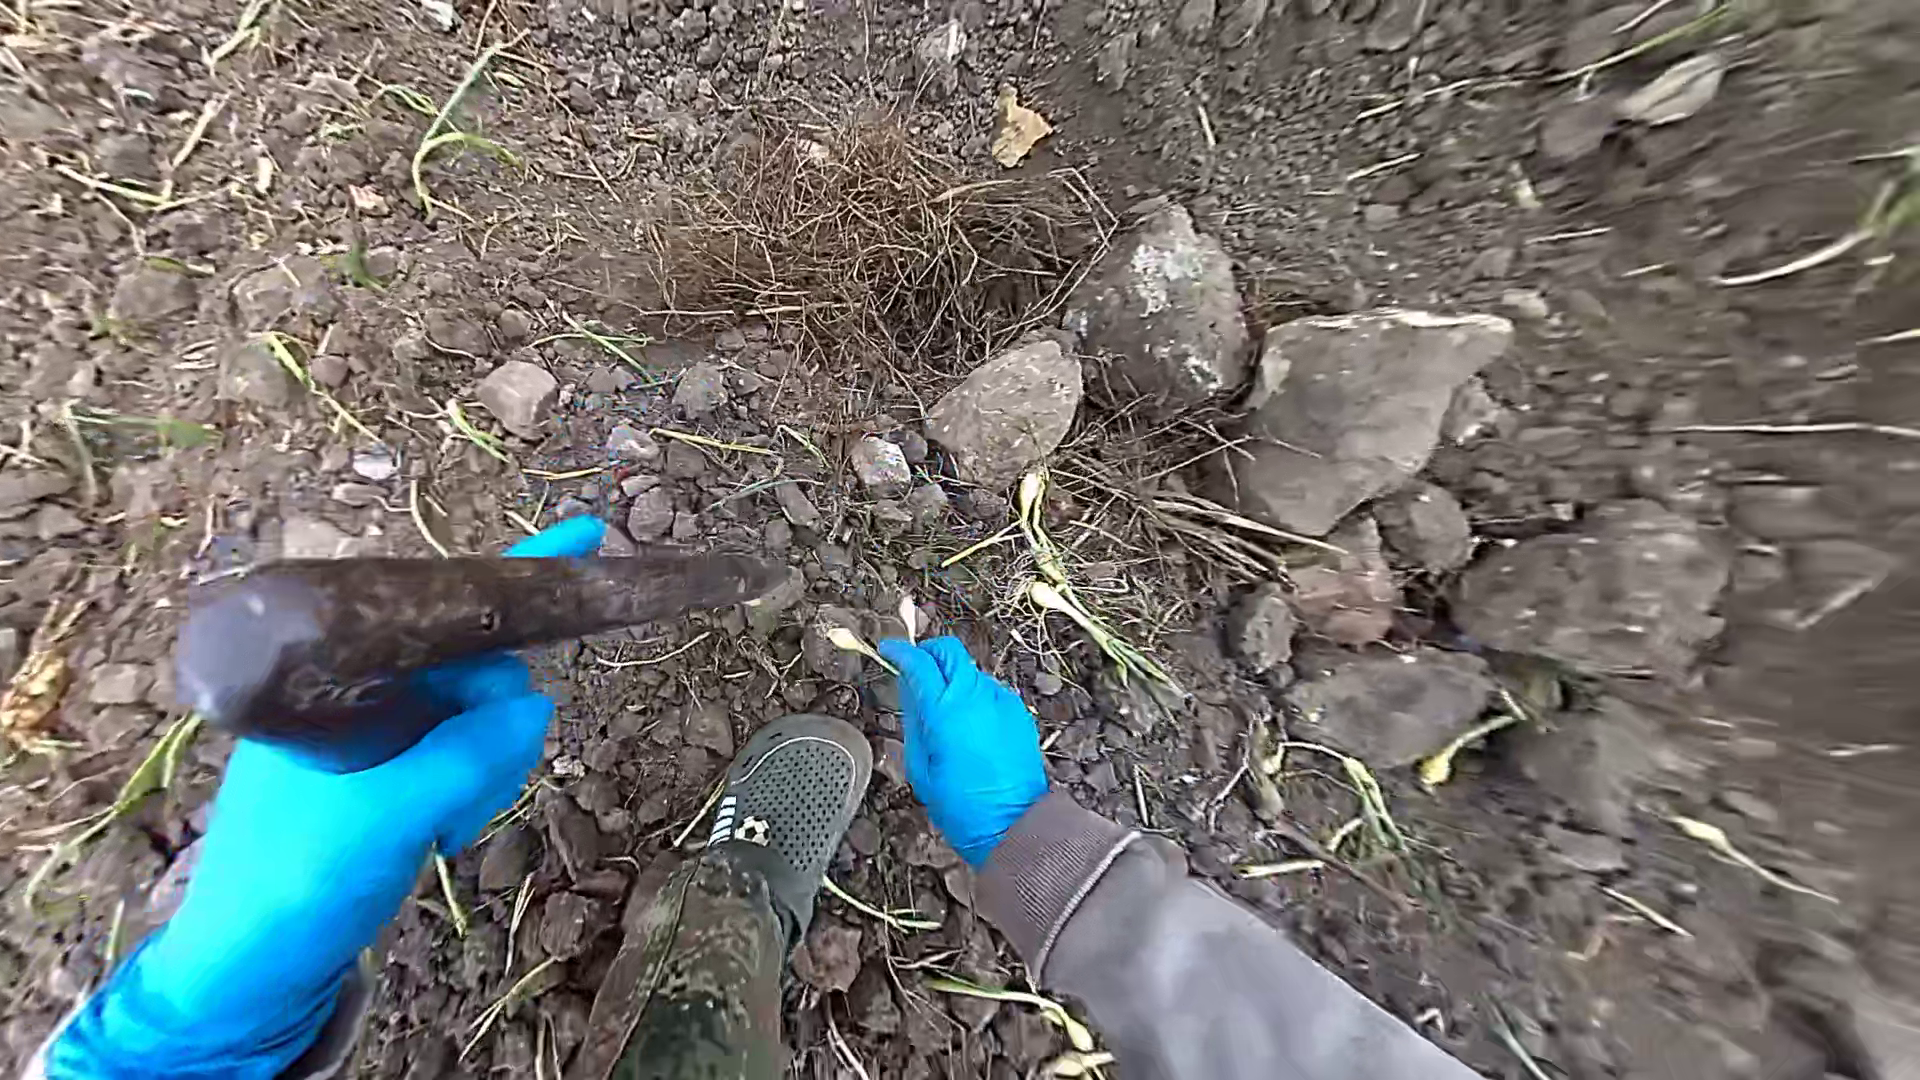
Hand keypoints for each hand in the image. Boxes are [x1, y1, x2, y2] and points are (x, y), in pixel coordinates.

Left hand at [50, 515, 606, 1076]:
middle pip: (492, 665)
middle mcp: (385, 688)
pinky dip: (493, 777)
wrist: (261, 963)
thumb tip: (536, 703)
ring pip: (501, 711)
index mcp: (349, 677)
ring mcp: (408, 724)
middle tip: (479, 779)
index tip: (588, 535)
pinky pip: (493, 744)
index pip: (445, 607)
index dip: (520, 570)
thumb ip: (466, 755)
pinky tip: (459, 816)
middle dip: (503, 718)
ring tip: (454, 814)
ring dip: (498, 759)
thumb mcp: (382, 817)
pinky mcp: (426, 757)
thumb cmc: (297, 878)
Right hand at [877, 637, 1048, 866]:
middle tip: (916, 668)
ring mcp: (1000, 700)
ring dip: (953, 679)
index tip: (890, 650)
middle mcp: (976, 696)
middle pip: (949, 650)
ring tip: (944, 711)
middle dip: (929, 653)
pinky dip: (974, 697)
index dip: (901, 651)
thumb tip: (909, 688)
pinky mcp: (1017, 711)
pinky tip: (969, 726)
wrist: (1014, 824)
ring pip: (969, 670)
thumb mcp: (921, 767)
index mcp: (946, 710)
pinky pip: (988, 691)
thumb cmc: (965, 806)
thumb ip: (914, 720)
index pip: (919, 662)